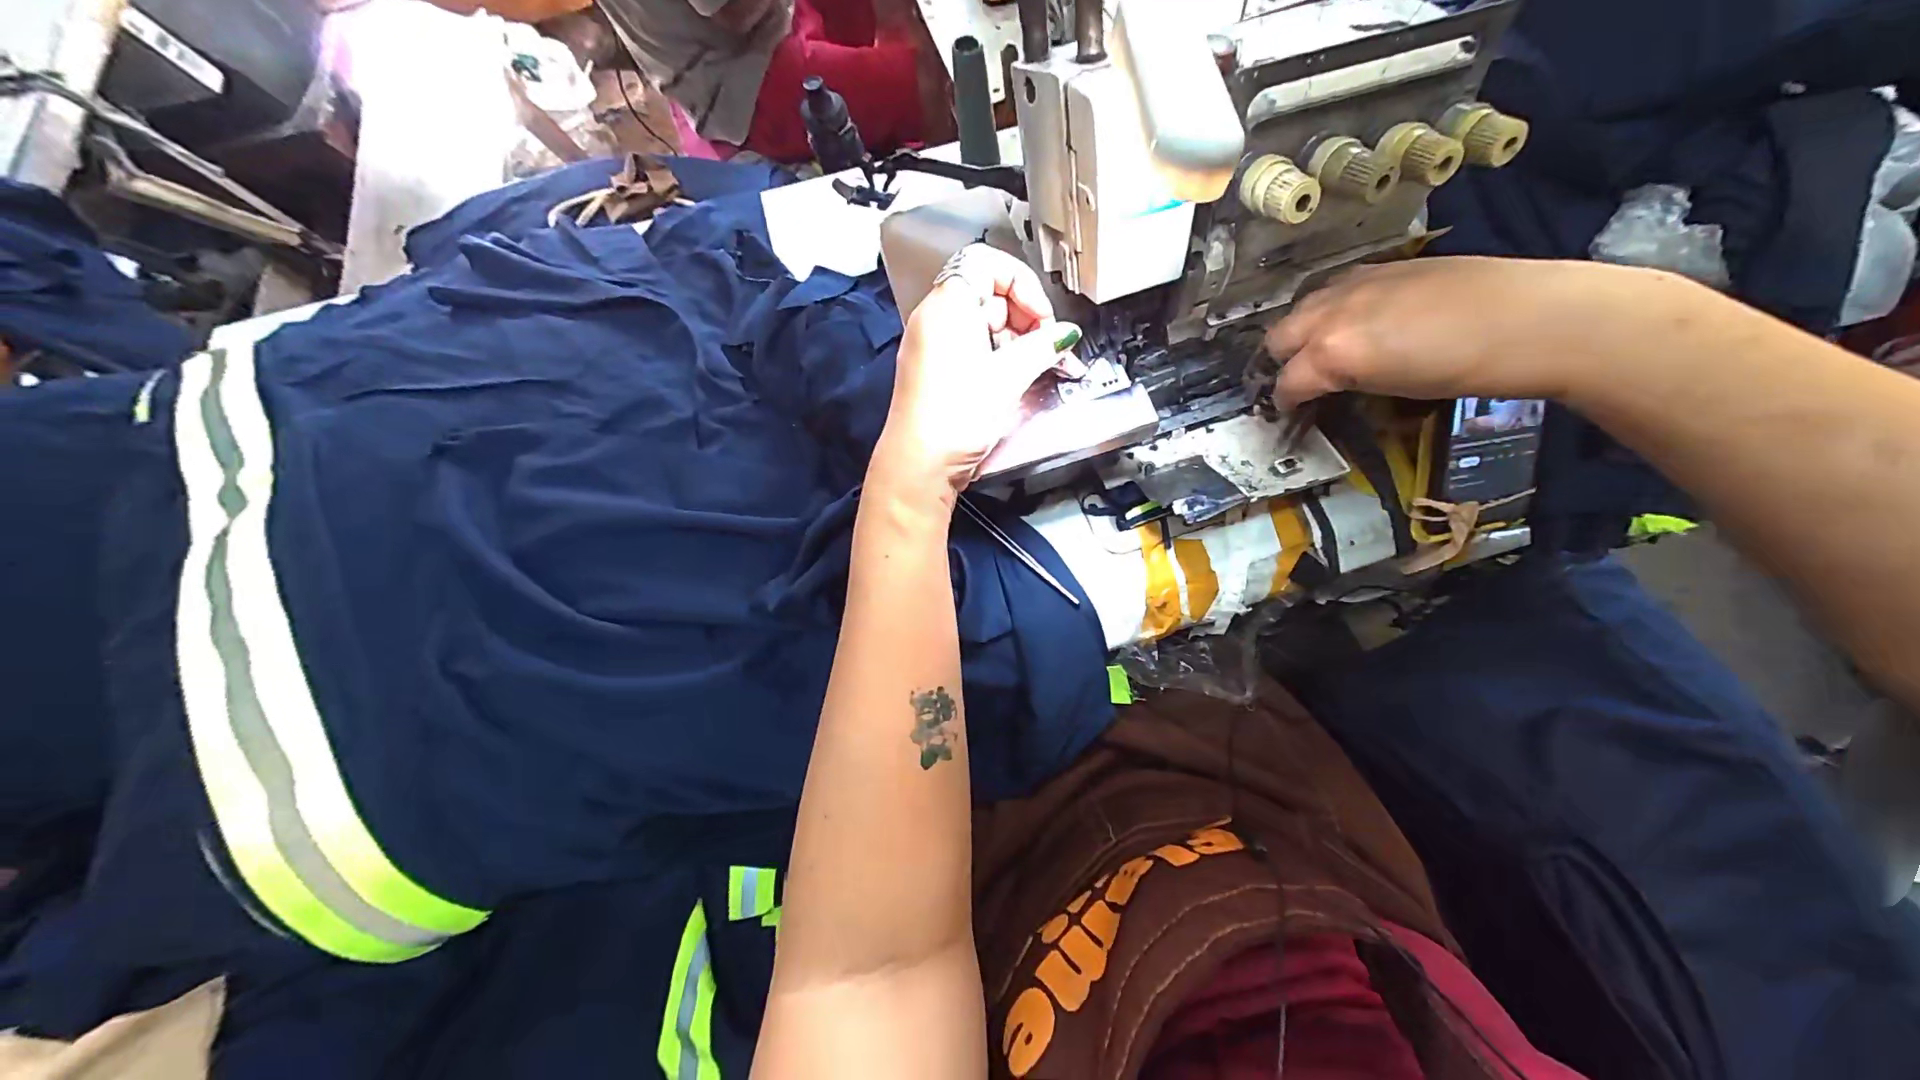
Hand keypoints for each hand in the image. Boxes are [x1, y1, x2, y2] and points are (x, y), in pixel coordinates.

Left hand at [869, 245, 1083, 499]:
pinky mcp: (934, 368)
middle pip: (988, 293)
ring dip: (1014, 339)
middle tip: (1044, 345)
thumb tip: (1064, 334)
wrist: (919, 464)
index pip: (988, 264)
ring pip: (982, 322)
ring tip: (1033, 367)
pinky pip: (971, 346)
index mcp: (946, 305)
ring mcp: (931, 344)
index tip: (1041, 316)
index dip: (1022, 284)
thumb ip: (1043, 346)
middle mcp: (934, 318)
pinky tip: (1014, 378)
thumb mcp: (1009, 376)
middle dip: (1023, 315)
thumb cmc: (953, 418)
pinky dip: (996, 355)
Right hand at [1264, 256, 1695, 406]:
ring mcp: (1355, 283)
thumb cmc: (1465, 370)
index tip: (1293, 412)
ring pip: (1300, 308)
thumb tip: (1330, 386)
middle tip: (1303, 379)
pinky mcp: (1382, 267)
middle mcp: (1331, 313)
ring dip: (1302, 330)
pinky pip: (1333, 287)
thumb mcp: (1392, 391)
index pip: (1286, 383)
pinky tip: (1354, 317)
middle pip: (1278, 338)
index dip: (1286, 403)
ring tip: (1323, 347)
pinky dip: (1330, 306)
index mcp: (1332, 351)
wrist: (1536, 318)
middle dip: (1282, 361)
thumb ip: (1347, 383)